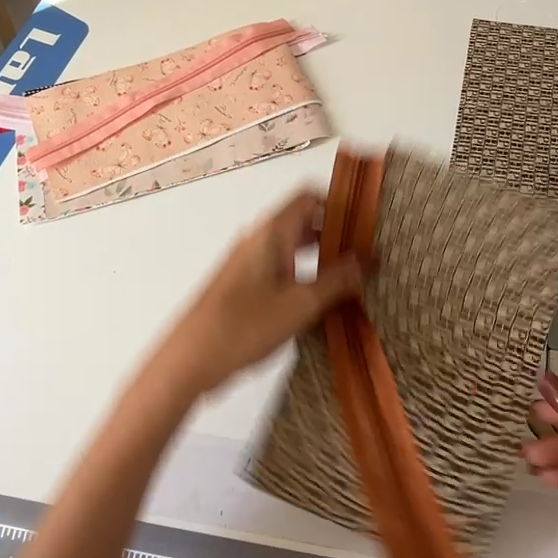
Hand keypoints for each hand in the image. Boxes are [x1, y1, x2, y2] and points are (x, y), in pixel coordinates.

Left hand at [162, 191, 367, 392]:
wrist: (189, 361)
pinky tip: (320, 302)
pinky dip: (304, 274)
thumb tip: (368, 260)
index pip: (309, 197)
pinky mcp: (242, 285)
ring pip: (292, 247)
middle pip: (303, 221)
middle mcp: (258, 239)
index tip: (366, 223)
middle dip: (336, 234)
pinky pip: (281, 267)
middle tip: (366, 255)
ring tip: (351, 279)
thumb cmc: (244, 326)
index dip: (339, 204)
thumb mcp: (301, 305)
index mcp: (271, 232)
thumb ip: (337, 281)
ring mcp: (248, 262)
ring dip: (321, 257)